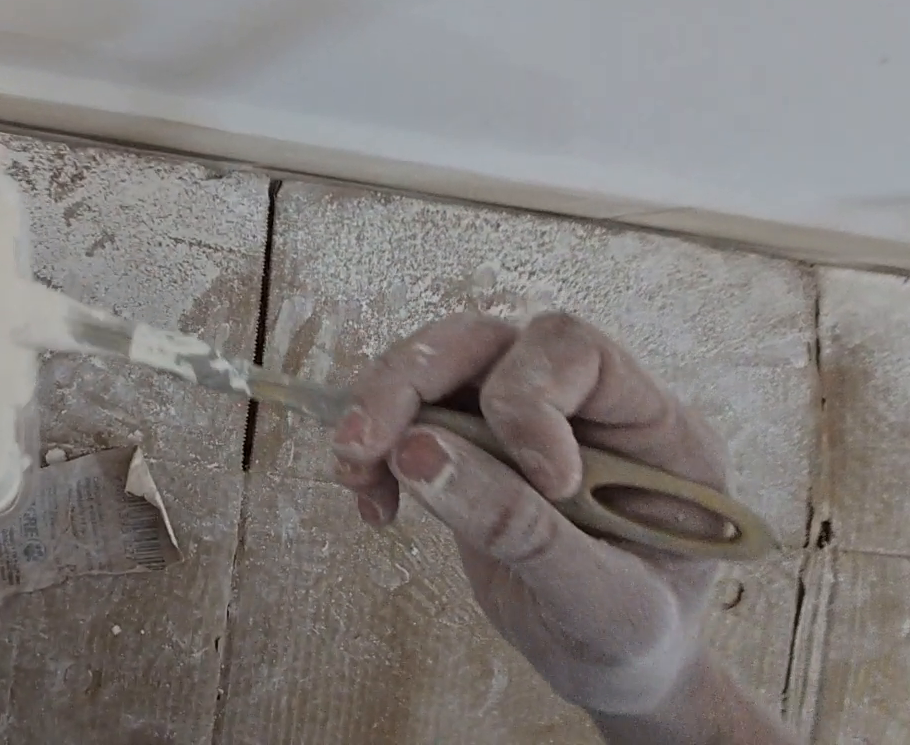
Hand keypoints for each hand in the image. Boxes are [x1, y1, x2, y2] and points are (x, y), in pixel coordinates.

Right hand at [330, 312, 729, 716]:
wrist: (597, 661)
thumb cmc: (631, 640)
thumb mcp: (603, 606)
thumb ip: (520, 529)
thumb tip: (414, 451)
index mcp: (648, 425)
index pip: (576, 353)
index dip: (530, 396)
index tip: (540, 480)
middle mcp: (572, 401)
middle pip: (477, 343)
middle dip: (408, 386)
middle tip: (360, 444)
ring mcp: (507, 414)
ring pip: (426, 366)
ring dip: (377, 415)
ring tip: (355, 475)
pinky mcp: (458, 434)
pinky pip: (398, 411)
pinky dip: (371, 449)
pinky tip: (372, 502)